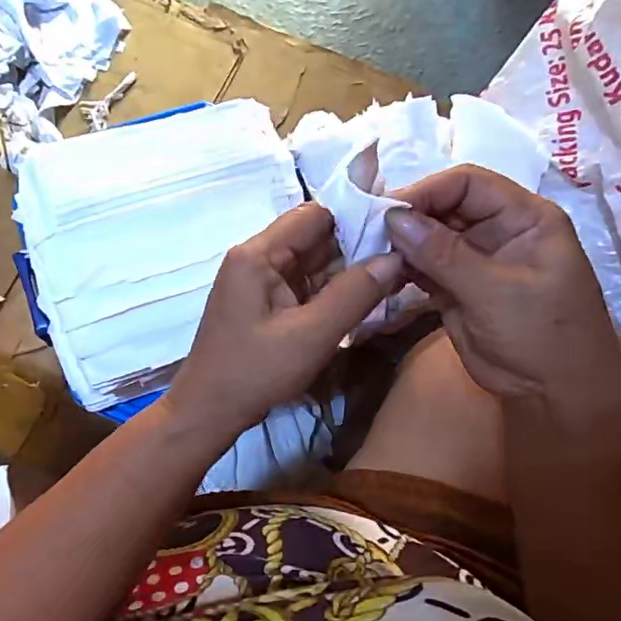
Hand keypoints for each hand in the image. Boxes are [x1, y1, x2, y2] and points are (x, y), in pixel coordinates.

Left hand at [166, 204, 404, 434]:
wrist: (209, 410)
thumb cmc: (254, 372)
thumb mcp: (311, 335)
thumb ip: (354, 294)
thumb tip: (396, 257)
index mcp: (257, 255)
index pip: (313, 215)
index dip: (357, 210)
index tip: (400, 214)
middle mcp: (257, 259)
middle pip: (315, 236)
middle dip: (360, 239)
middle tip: (411, 241)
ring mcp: (261, 282)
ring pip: (315, 261)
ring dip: (352, 265)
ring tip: (403, 262)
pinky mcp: (268, 303)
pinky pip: (307, 285)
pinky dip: (336, 287)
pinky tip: (373, 288)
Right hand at [385, 166, 620, 404]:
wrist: (553, 396)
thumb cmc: (544, 336)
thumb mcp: (496, 291)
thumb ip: (444, 254)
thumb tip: (393, 217)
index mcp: (524, 218)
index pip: (468, 184)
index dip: (426, 191)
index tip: (386, 211)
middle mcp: (497, 231)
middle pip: (442, 207)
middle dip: (405, 217)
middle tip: (365, 232)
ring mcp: (473, 260)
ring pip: (426, 236)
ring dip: (397, 243)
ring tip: (365, 252)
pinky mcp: (453, 286)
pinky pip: (420, 266)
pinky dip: (398, 268)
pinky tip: (377, 273)